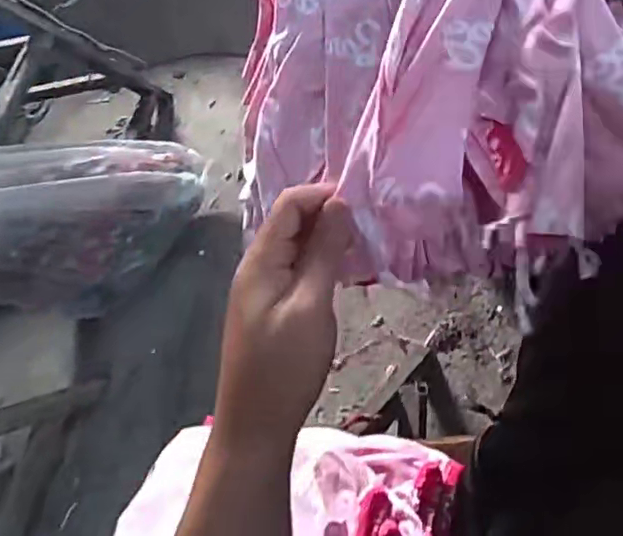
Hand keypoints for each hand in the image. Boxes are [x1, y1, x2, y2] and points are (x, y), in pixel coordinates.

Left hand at [212, 183, 352, 452]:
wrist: (255, 429)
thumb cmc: (284, 367)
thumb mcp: (312, 304)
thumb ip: (325, 250)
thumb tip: (340, 202)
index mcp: (261, 260)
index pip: (290, 203)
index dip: (324, 193)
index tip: (361, 204)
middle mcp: (258, 265)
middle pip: (294, 219)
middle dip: (330, 212)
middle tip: (368, 225)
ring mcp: (264, 285)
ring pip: (299, 241)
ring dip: (329, 236)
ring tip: (362, 245)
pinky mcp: (274, 303)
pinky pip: (300, 264)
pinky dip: (323, 257)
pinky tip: (346, 269)